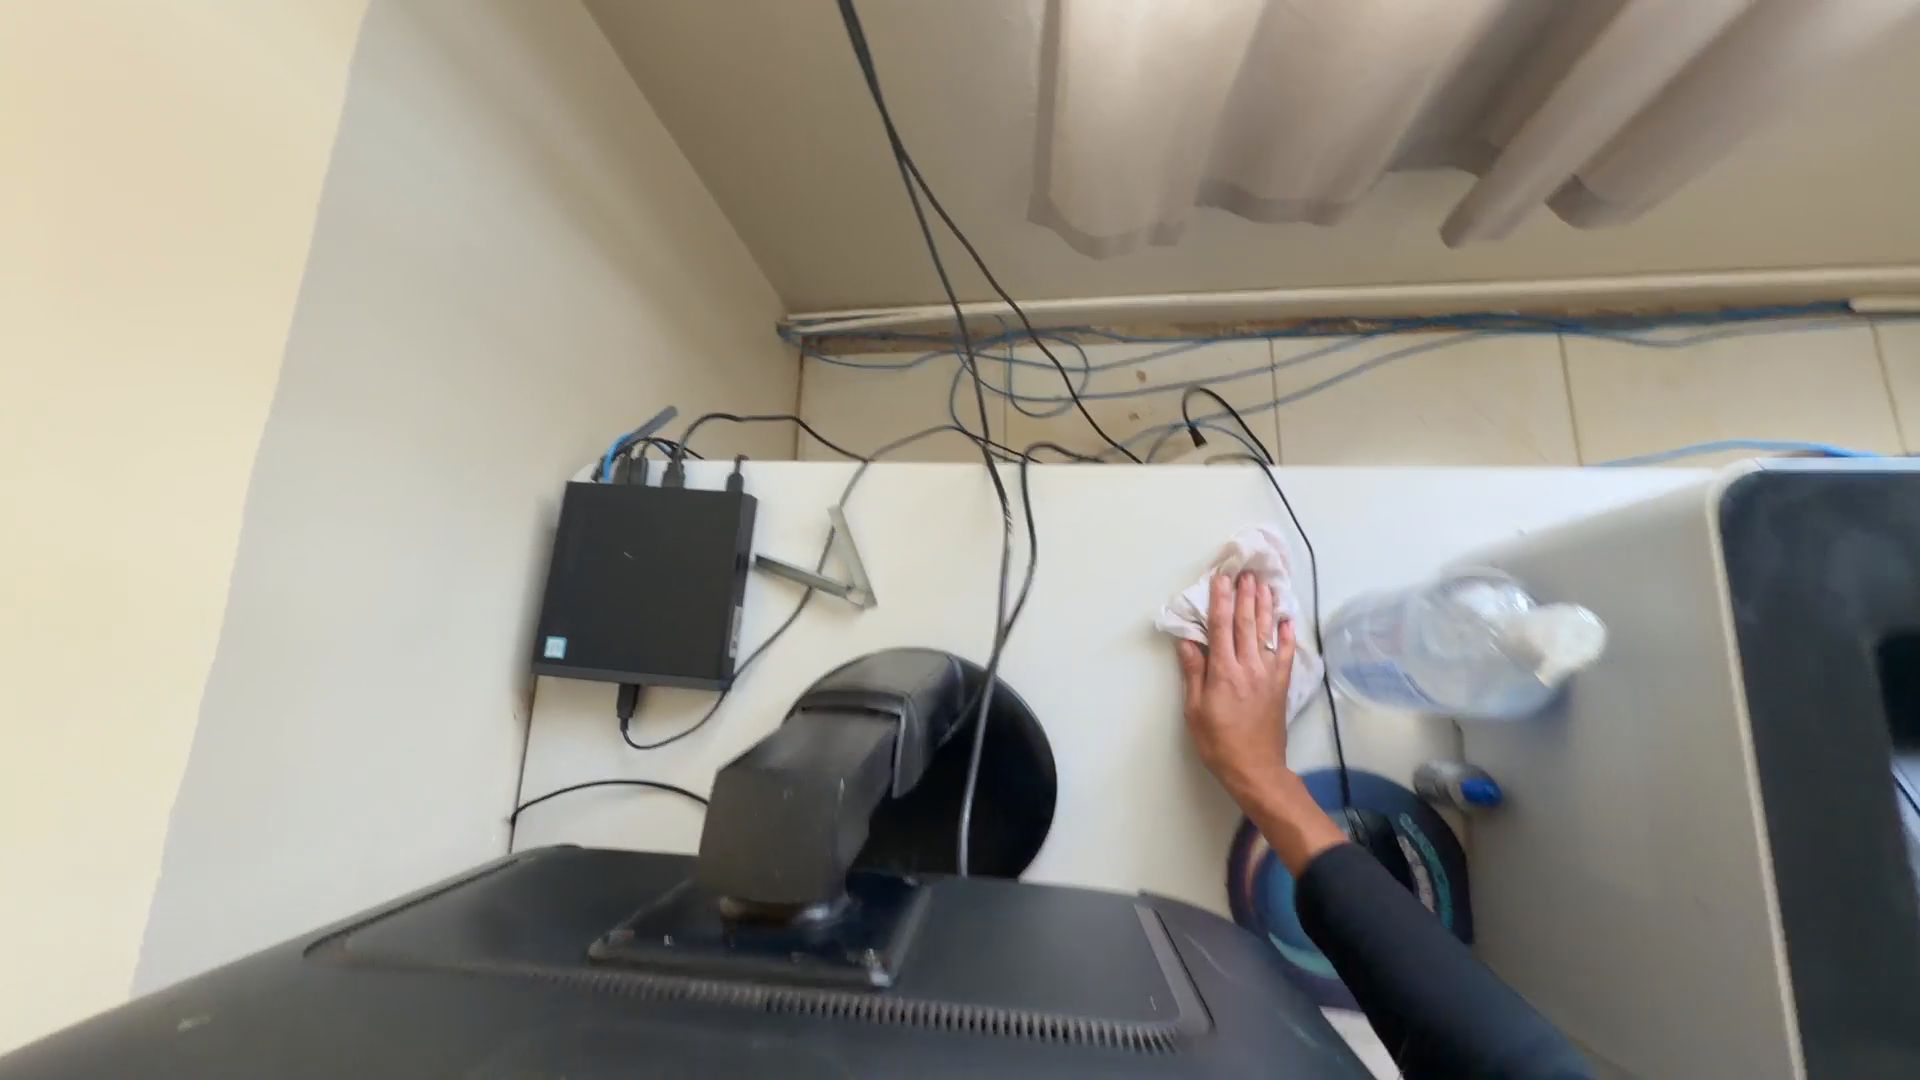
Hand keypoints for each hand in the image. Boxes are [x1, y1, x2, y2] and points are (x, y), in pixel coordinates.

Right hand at [1176, 572, 1296, 806]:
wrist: (1256, 769)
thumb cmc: (1218, 742)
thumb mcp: (1194, 710)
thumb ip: (1193, 673)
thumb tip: (1188, 642)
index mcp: (1223, 672)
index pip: (1221, 627)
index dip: (1220, 600)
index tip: (1221, 578)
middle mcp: (1248, 667)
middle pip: (1246, 623)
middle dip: (1245, 596)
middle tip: (1245, 572)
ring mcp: (1268, 675)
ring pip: (1266, 633)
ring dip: (1264, 607)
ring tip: (1263, 585)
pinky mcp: (1281, 685)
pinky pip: (1286, 654)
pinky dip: (1287, 635)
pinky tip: (1286, 619)